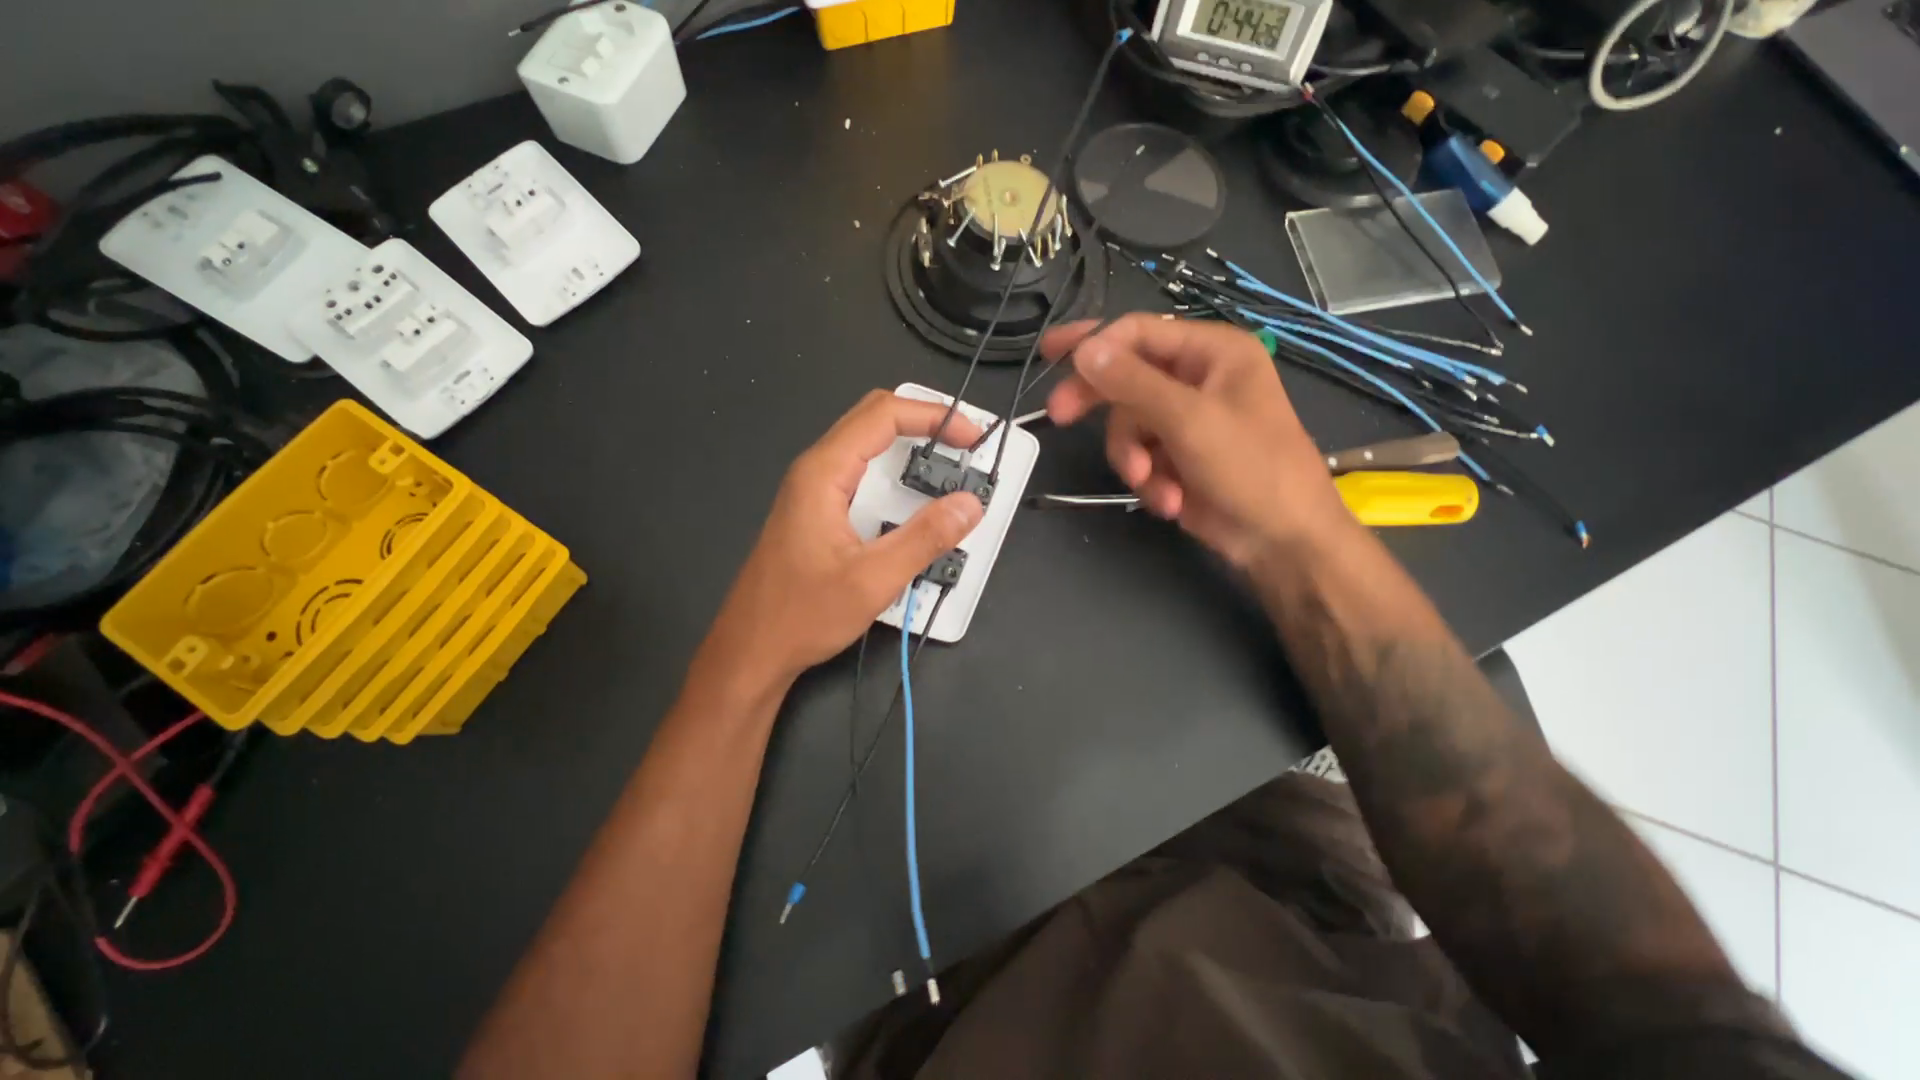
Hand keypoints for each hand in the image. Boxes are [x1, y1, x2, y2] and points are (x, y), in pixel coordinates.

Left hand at [701, 391, 985, 688]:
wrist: (751, 651)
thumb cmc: (802, 615)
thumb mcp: (873, 579)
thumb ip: (925, 538)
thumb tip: (969, 504)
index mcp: (823, 474)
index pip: (883, 415)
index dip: (933, 415)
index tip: (972, 436)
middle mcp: (814, 472)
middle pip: (872, 419)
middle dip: (923, 422)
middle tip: (964, 445)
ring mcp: (810, 492)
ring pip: (865, 448)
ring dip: (907, 449)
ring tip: (947, 471)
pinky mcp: (813, 514)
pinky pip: (859, 477)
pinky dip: (892, 477)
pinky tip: (913, 504)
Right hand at [1043, 315, 1353, 567]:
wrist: (1284, 541)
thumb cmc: (1251, 468)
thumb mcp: (1189, 421)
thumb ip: (1132, 383)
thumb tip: (1083, 350)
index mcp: (1213, 351)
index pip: (1140, 331)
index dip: (1095, 343)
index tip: (1053, 358)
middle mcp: (1199, 377)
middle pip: (1127, 376)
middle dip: (1101, 404)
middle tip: (1059, 415)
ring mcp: (1188, 419)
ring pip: (1128, 423)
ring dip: (1133, 457)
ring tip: (1152, 483)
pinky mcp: (1179, 456)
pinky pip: (1141, 454)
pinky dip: (1149, 479)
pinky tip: (1169, 500)